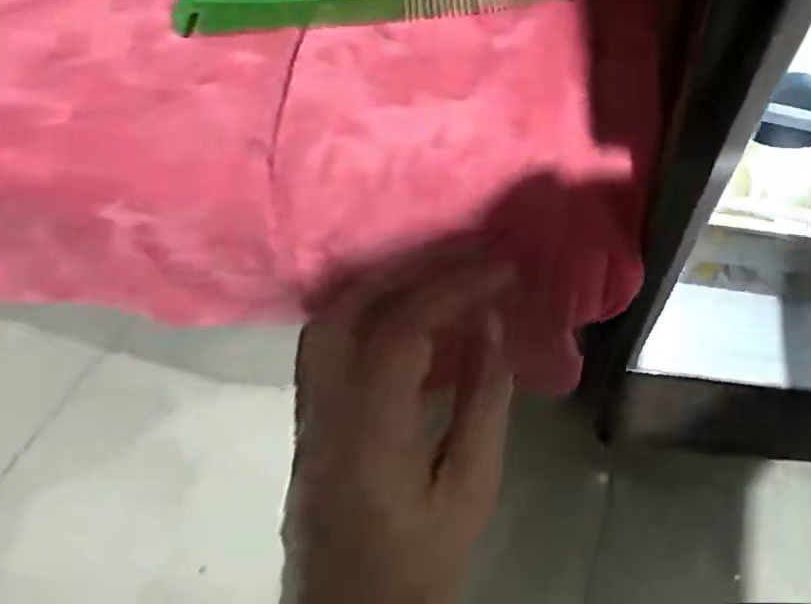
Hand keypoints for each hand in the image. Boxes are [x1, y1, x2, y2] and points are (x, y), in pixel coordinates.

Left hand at [289, 259, 516, 603]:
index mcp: (364, 440)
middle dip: (405, 270)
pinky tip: (423, 312)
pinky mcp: (312, 430)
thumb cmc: (424, 560)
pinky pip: (334, 351)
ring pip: (325, 329)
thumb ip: (482, 398)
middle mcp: (320, 422)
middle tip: (466, 252)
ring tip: (446, 268)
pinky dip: (377, 313)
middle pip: (338, 318)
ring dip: (385, 285)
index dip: (454, 289)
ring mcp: (306, 425)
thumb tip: (491, 322)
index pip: (399, 335)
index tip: (504, 269)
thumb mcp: (472, 484)